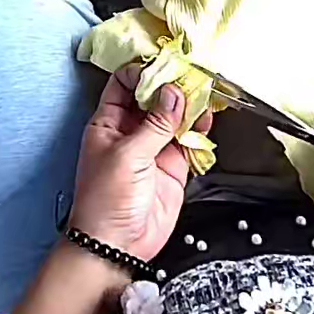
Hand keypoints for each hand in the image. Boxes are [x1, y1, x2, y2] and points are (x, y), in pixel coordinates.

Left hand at [70, 64, 212, 261]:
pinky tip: (206, 120)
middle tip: (192, 76)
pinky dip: (199, 130)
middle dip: (172, 85)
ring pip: (175, 116)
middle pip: (154, 97)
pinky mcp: (174, 165)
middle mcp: (132, 131)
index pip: (125, 84)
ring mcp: (154, 148)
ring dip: (189, 106)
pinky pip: (189, 140)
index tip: (166, 67)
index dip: (145, 73)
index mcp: (109, 123)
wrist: (117, 245)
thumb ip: (155, 124)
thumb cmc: (106, 200)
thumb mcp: (128, 155)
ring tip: (204, 95)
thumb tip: (174, 92)